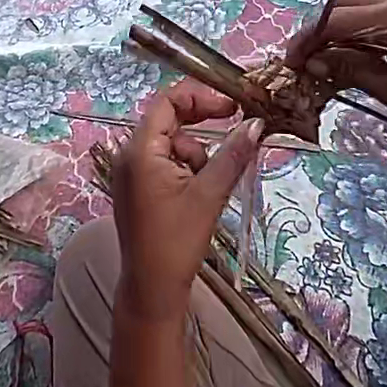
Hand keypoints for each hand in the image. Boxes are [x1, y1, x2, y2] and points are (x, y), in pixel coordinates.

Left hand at [108, 81, 263, 322]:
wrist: (151, 288)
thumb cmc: (176, 241)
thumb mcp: (209, 195)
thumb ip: (232, 155)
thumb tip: (256, 124)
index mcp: (140, 150)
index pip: (167, 103)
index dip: (200, 97)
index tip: (231, 105)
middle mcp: (130, 154)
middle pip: (169, 120)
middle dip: (202, 126)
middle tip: (235, 127)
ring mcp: (131, 171)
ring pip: (172, 144)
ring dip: (196, 154)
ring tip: (208, 185)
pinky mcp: (138, 186)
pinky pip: (165, 161)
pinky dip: (187, 168)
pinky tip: (198, 193)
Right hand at [285, 0, 386, 156]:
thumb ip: (353, 69)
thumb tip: (316, 62)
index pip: (338, 18)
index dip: (308, 39)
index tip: (288, 60)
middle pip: (349, 6)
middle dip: (321, 31)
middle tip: (301, 61)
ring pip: (366, 13)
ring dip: (341, 35)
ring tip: (321, 64)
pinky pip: (385, 22)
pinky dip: (364, 39)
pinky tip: (352, 61)